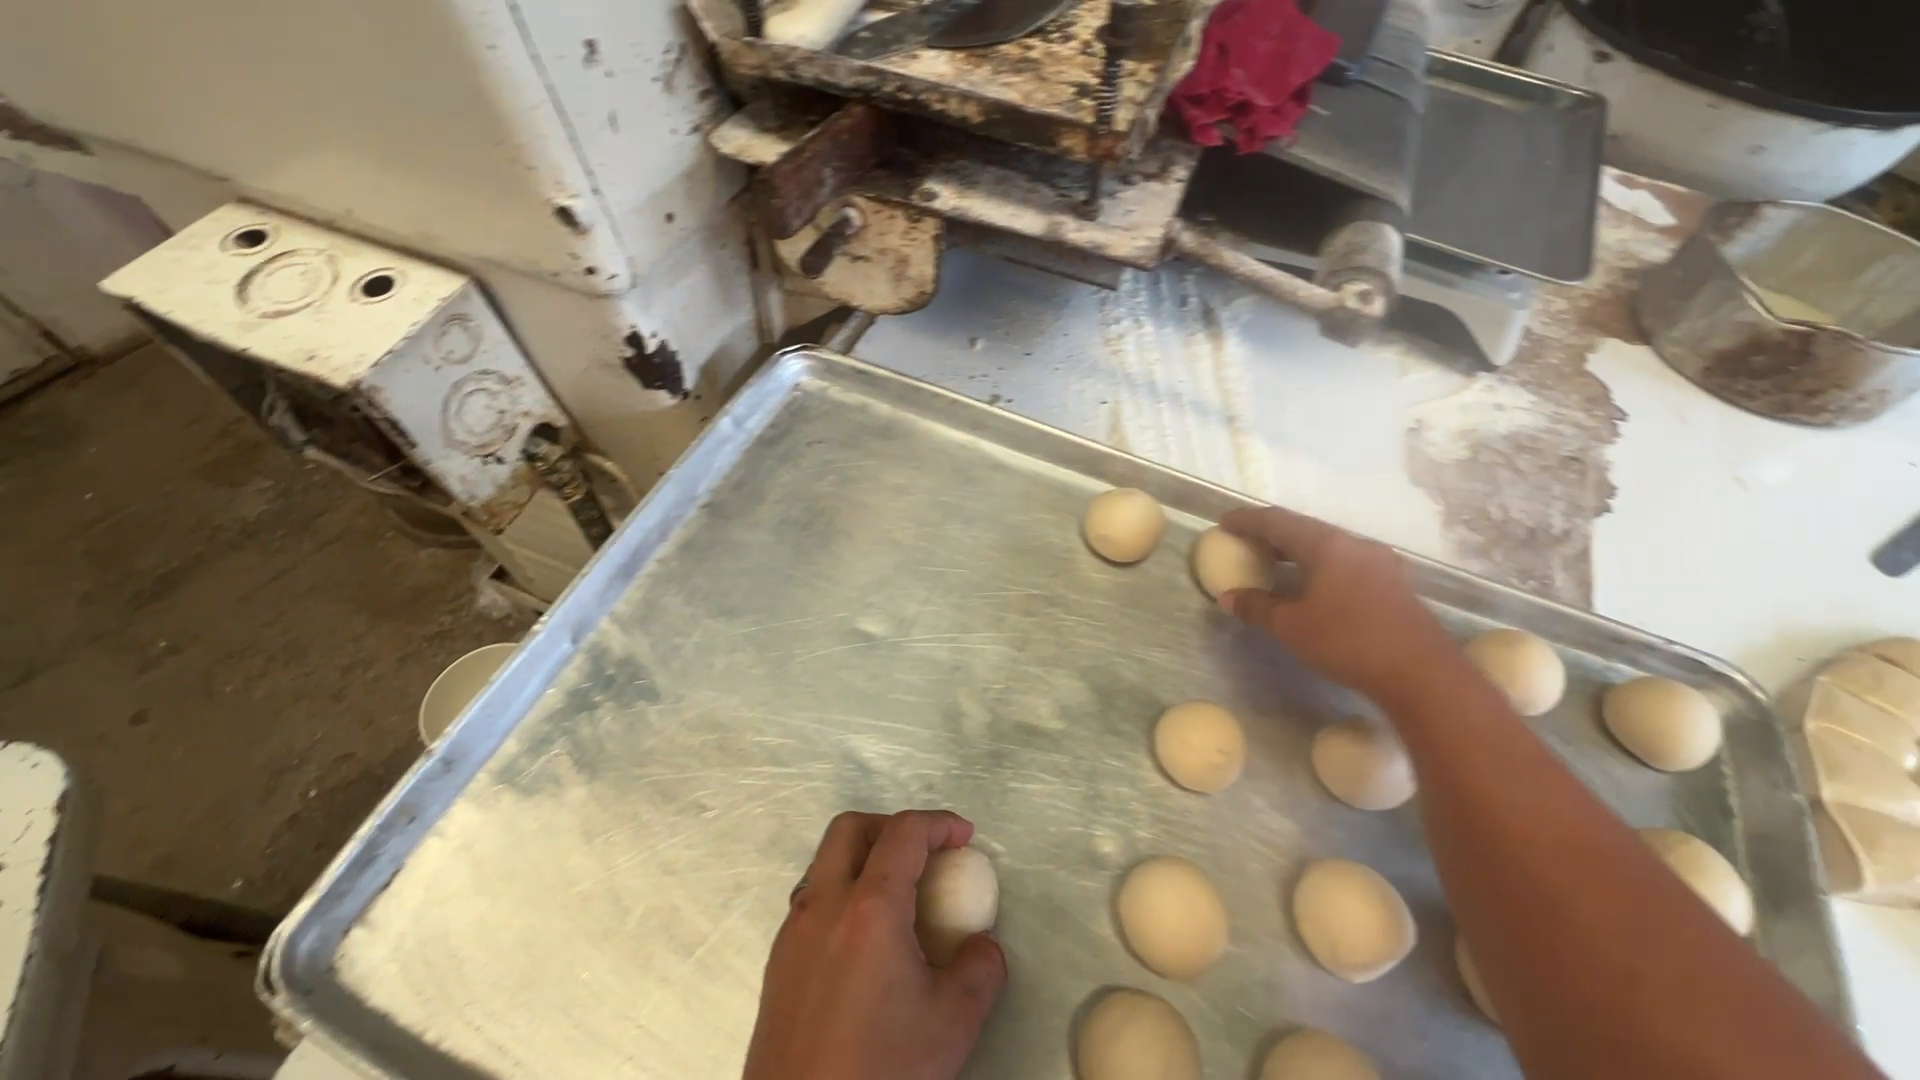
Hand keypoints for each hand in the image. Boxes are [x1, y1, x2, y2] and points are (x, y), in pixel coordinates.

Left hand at [743, 810, 1006, 1079]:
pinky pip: (812, 900)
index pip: (903, 833)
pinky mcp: (779, 961)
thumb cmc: (882, 1067)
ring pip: (824, 862)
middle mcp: (824, 904)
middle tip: (925, 854)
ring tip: (899, 897)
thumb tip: (980, 945)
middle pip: (850, 828)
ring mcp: (793, 931)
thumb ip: (980, 968)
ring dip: (863, 859)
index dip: (939, 823)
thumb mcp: (954, 1021)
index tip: (964, 837)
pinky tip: (866, 941)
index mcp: (869, 906)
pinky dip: (842, 893)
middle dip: (892, 826)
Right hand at [1217, 506, 1456, 700]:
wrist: (1421, 673)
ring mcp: (1381, 563)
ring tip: (1276, 563)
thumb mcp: (1292, 627)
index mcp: (1327, 546)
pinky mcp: (1394, 584)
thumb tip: (1228, 597)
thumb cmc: (1348, 642)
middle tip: (1247, 542)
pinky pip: (1347, 563)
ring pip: (1330, 547)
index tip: (1224, 522)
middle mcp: (1356, 545)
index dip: (1248, 520)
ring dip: (1298, 552)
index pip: (1278, 522)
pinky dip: (1321, 567)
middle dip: (1273, 534)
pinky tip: (1314, 586)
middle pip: (1306, 530)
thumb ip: (1257, 608)